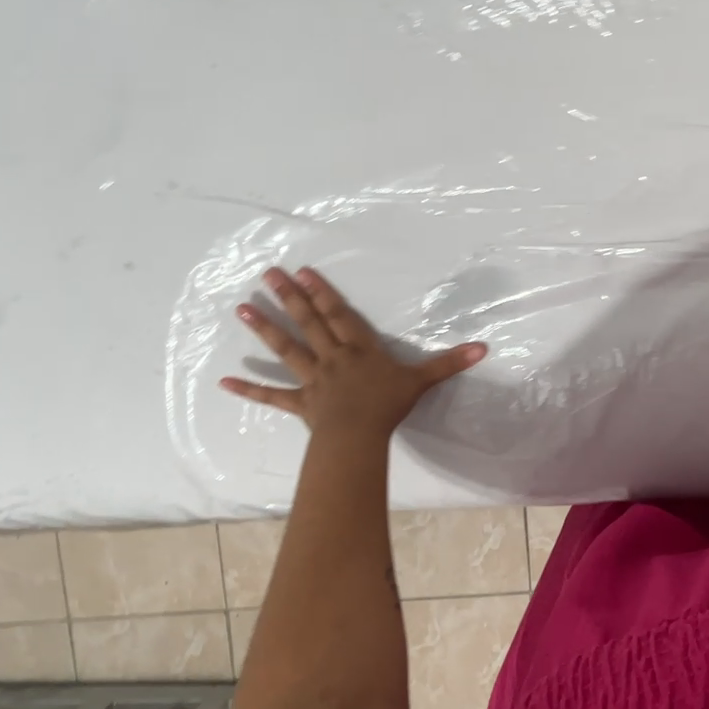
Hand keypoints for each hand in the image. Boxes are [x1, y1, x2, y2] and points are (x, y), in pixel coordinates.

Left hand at [219, 266, 486, 436]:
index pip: (339, 315)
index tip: (301, 271)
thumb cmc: (388, 406)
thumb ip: (449, 363)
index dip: (322, 292)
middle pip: (309, 323)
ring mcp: (313, 380)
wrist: (358, 436)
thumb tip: (483, 348)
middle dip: (289, 297)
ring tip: (242, 308)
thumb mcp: (423, 381)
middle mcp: (333, 358)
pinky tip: (225, 382)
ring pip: (287, 350)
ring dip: (265, 329)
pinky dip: (250, 389)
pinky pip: (273, 396)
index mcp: (359, 349)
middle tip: (266, 274)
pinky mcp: (301, 404)